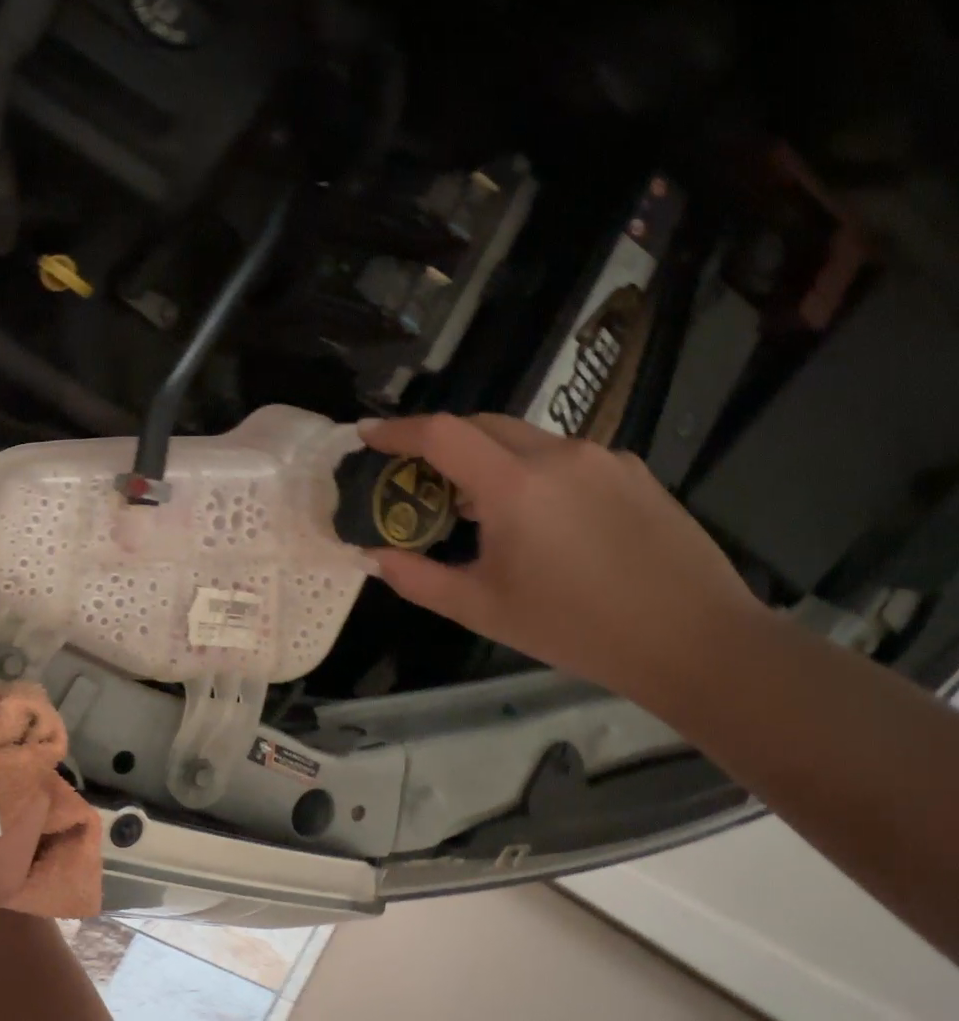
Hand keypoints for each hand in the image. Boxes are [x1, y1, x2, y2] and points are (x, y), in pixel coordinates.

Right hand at [360, 413, 766, 698]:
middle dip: (439, 439)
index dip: (396, 430)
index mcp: (514, 486)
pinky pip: (565, 455)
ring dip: (487, 456)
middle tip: (416, 473)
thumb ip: (417, 578)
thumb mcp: (481, 609)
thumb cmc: (577, 628)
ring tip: (475, 502)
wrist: (700, 643)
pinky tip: (538, 515)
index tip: (365, 435)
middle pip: (480, 423)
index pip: (440, 433)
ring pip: (524, 438)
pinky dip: (531, 469)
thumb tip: (372, 556)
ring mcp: (603, 460)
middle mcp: (557, 456)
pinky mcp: (635, 473)